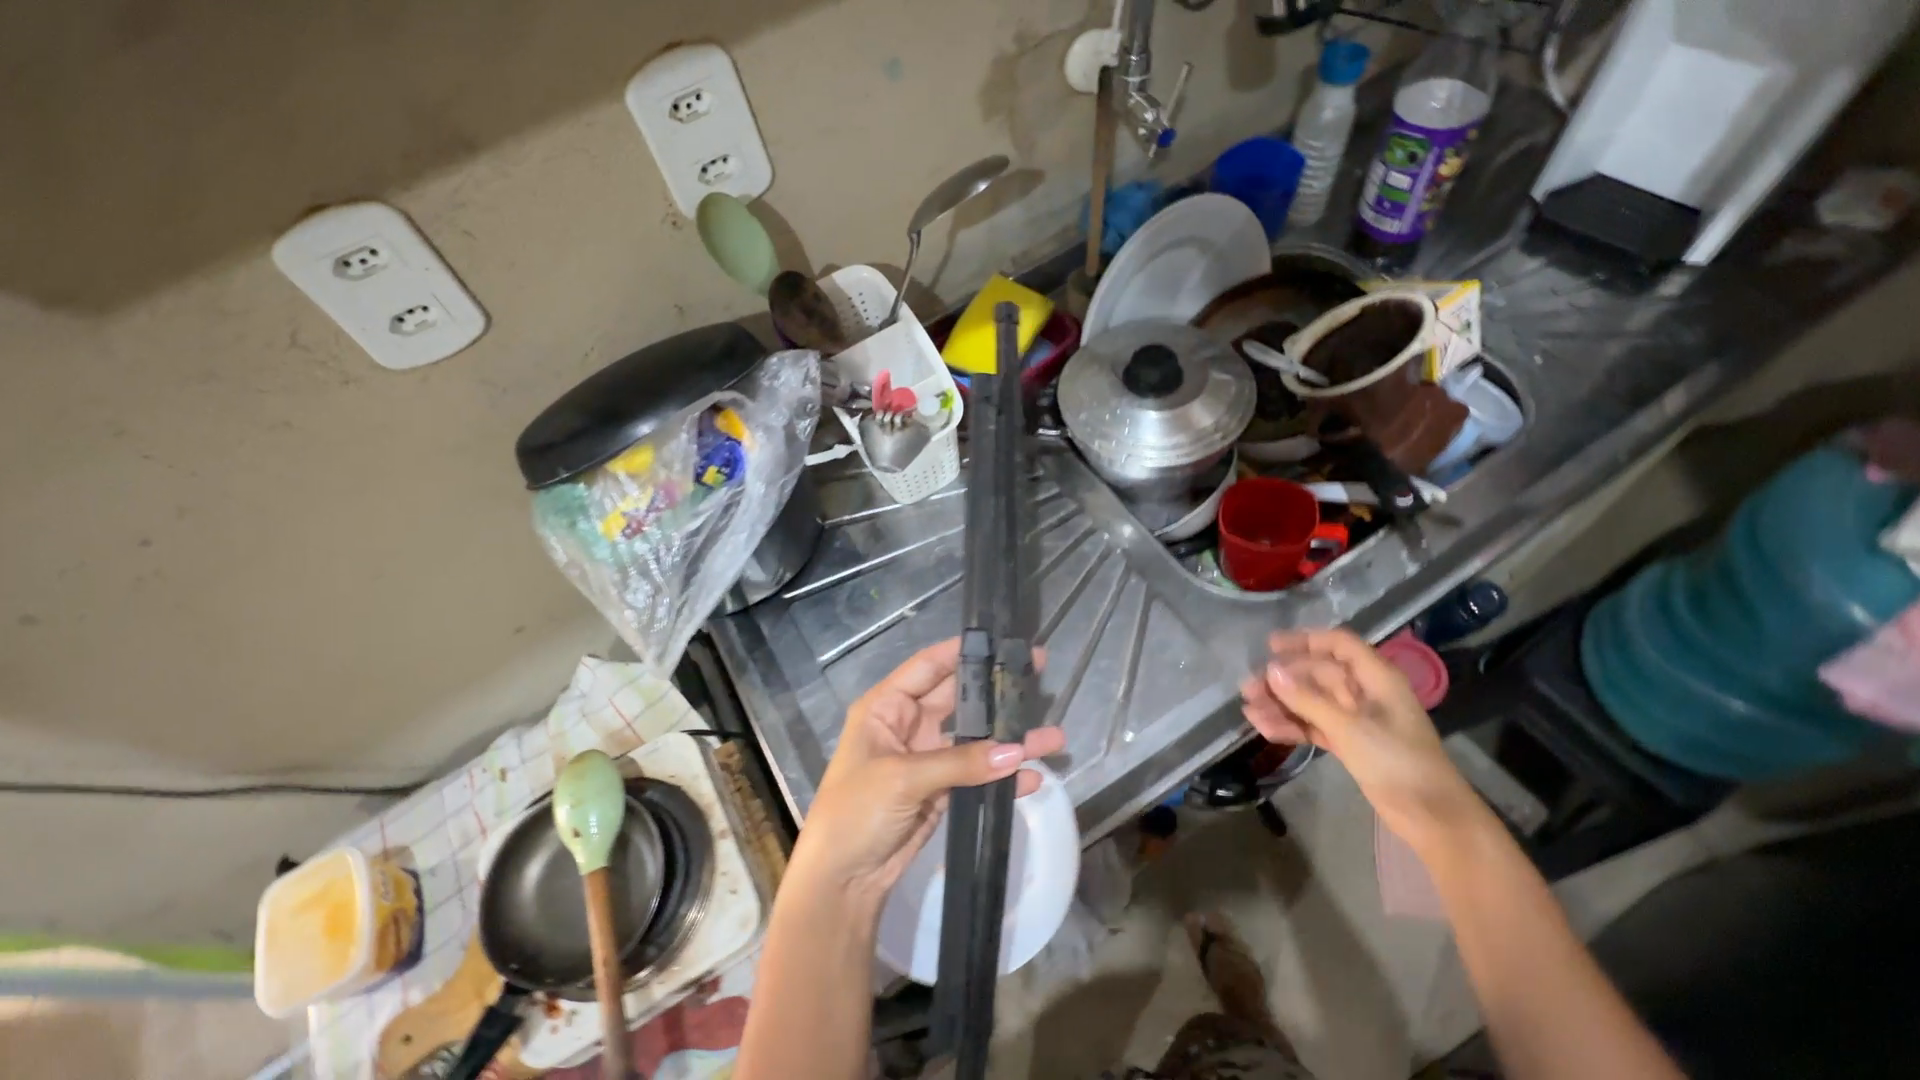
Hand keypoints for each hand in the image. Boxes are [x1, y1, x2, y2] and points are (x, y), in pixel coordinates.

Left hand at [792, 638, 1065, 909]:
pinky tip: (1033, 779)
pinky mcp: (941, 792)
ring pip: (975, 740)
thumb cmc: (857, 812)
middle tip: (1039, 675)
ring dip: (1010, 740)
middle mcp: (907, 726)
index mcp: (886, 708)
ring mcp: (927, 759)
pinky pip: (978, 776)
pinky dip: (1004, 778)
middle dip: (997, 693)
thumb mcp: (903, 779)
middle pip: (959, 700)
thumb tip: (1018, 752)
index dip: (963, 652)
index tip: (1002, 641)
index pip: (928, 667)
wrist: (842, 879)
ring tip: (1053, 738)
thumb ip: (960, 763)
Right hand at [1240, 629, 1481, 850]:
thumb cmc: (1396, 760)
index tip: (1270, 647)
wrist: (1430, 814)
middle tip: (1248, 687)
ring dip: (1282, 705)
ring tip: (1249, 710)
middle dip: (1284, 679)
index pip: (1339, 645)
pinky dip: (1292, 727)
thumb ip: (1307, 699)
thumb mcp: (1349, 727)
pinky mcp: (1350, 744)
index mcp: (1376, 678)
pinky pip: (1314, 726)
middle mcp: (1365, 693)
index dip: (1305, 641)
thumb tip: (1270, 671)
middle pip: (1319, 674)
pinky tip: (1265, 729)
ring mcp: (1357, 720)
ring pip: (1312, 702)